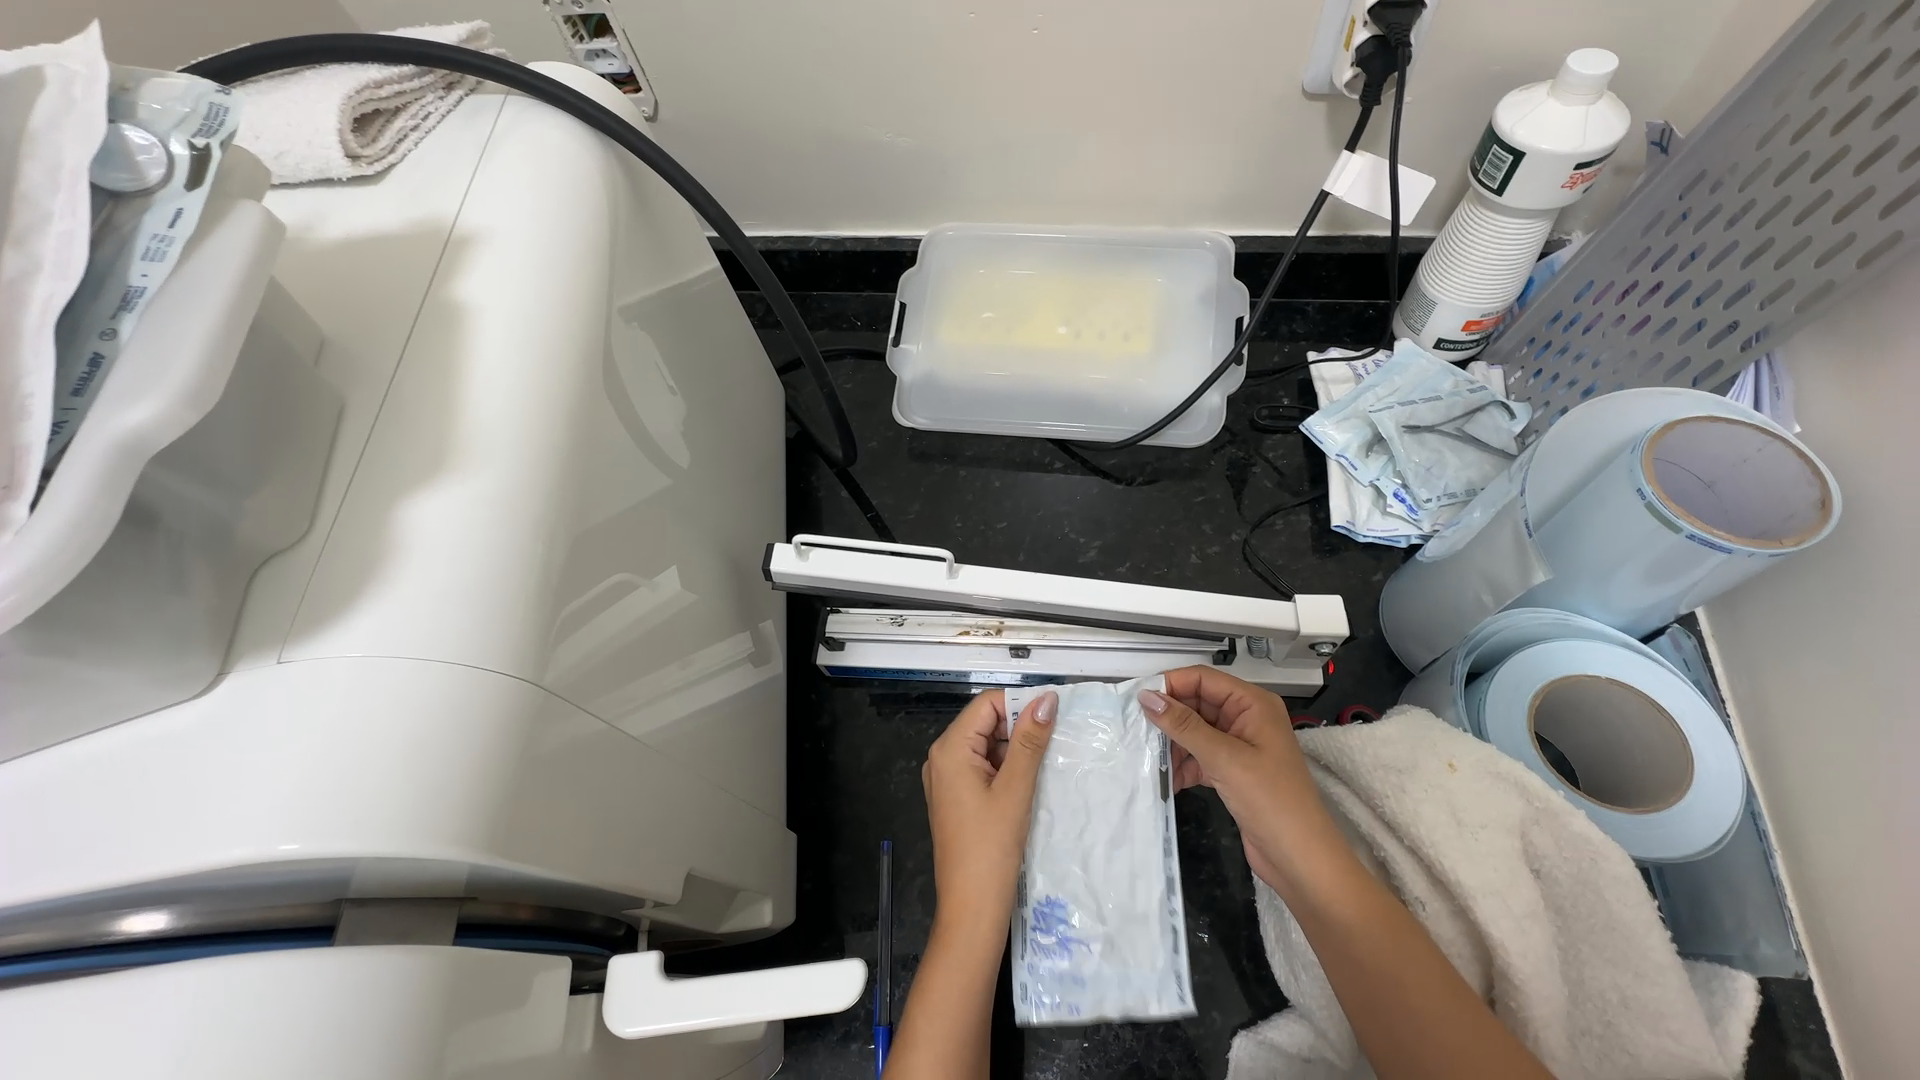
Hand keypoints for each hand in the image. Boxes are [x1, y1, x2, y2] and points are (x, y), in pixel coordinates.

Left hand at [920, 689, 1056, 934]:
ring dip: (1016, 750)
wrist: (972, 907)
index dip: (1020, 704)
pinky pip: (983, 768)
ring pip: (987, 746)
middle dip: (1019, 728)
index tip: (1054, 718)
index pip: (987, 704)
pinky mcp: (957, 797)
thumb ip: (1030, 741)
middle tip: (1054, 744)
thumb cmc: (991, 847)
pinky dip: (1006, 769)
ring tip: (1046, 765)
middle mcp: (942, 757)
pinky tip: (1030, 783)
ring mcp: (947, 779)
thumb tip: (1046, 699)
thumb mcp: (1015, 789)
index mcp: (949, 749)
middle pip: (985, 722)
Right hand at [1138, 667, 1331, 889]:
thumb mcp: (1224, 758)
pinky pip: (1199, 756)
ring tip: (1151, 760)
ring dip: (1173, 745)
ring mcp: (1239, 745)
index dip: (1170, 684)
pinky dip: (1184, 765)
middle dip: (1169, 718)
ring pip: (1195, 731)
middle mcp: (1246, 718)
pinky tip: (1169, 781)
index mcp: (1252, 704)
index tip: (1137, 701)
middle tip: (1137, 732)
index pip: (1203, 679)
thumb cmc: (1270, 799)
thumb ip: (1183, 725)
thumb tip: (1146, 697)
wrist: (1300, 857)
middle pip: (1197, 704)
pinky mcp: (1233, 770)